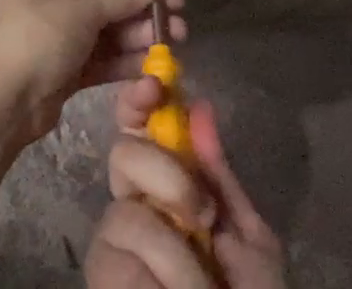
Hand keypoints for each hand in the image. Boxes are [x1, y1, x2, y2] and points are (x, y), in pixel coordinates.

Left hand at [0, 0, 184, 142]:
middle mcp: (51, 2)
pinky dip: (128, 60)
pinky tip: (155, 64)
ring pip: (109, 30)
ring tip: (175, 39)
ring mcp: (61, 38)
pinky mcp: (69, 70)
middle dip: (141, 6)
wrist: (0, 105)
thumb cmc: (34, 43)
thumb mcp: (78, 12)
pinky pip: (104, 58)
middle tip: (179, 14)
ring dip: (141, 34)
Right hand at [86, 79, 285, 288]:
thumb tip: (199, 104)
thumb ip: (217, 173)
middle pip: (127, 146)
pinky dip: (175, 259)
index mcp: (172, 190)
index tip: (155, 83)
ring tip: (204, 269)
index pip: (144, 131)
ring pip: (128, 182)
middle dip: (165, 165)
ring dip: (178, 220)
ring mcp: (116, 233)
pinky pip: (133, 228)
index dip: (142, 102)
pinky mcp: (102, 262)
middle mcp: (138, 203)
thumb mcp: (248, 236)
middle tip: (201, 210)